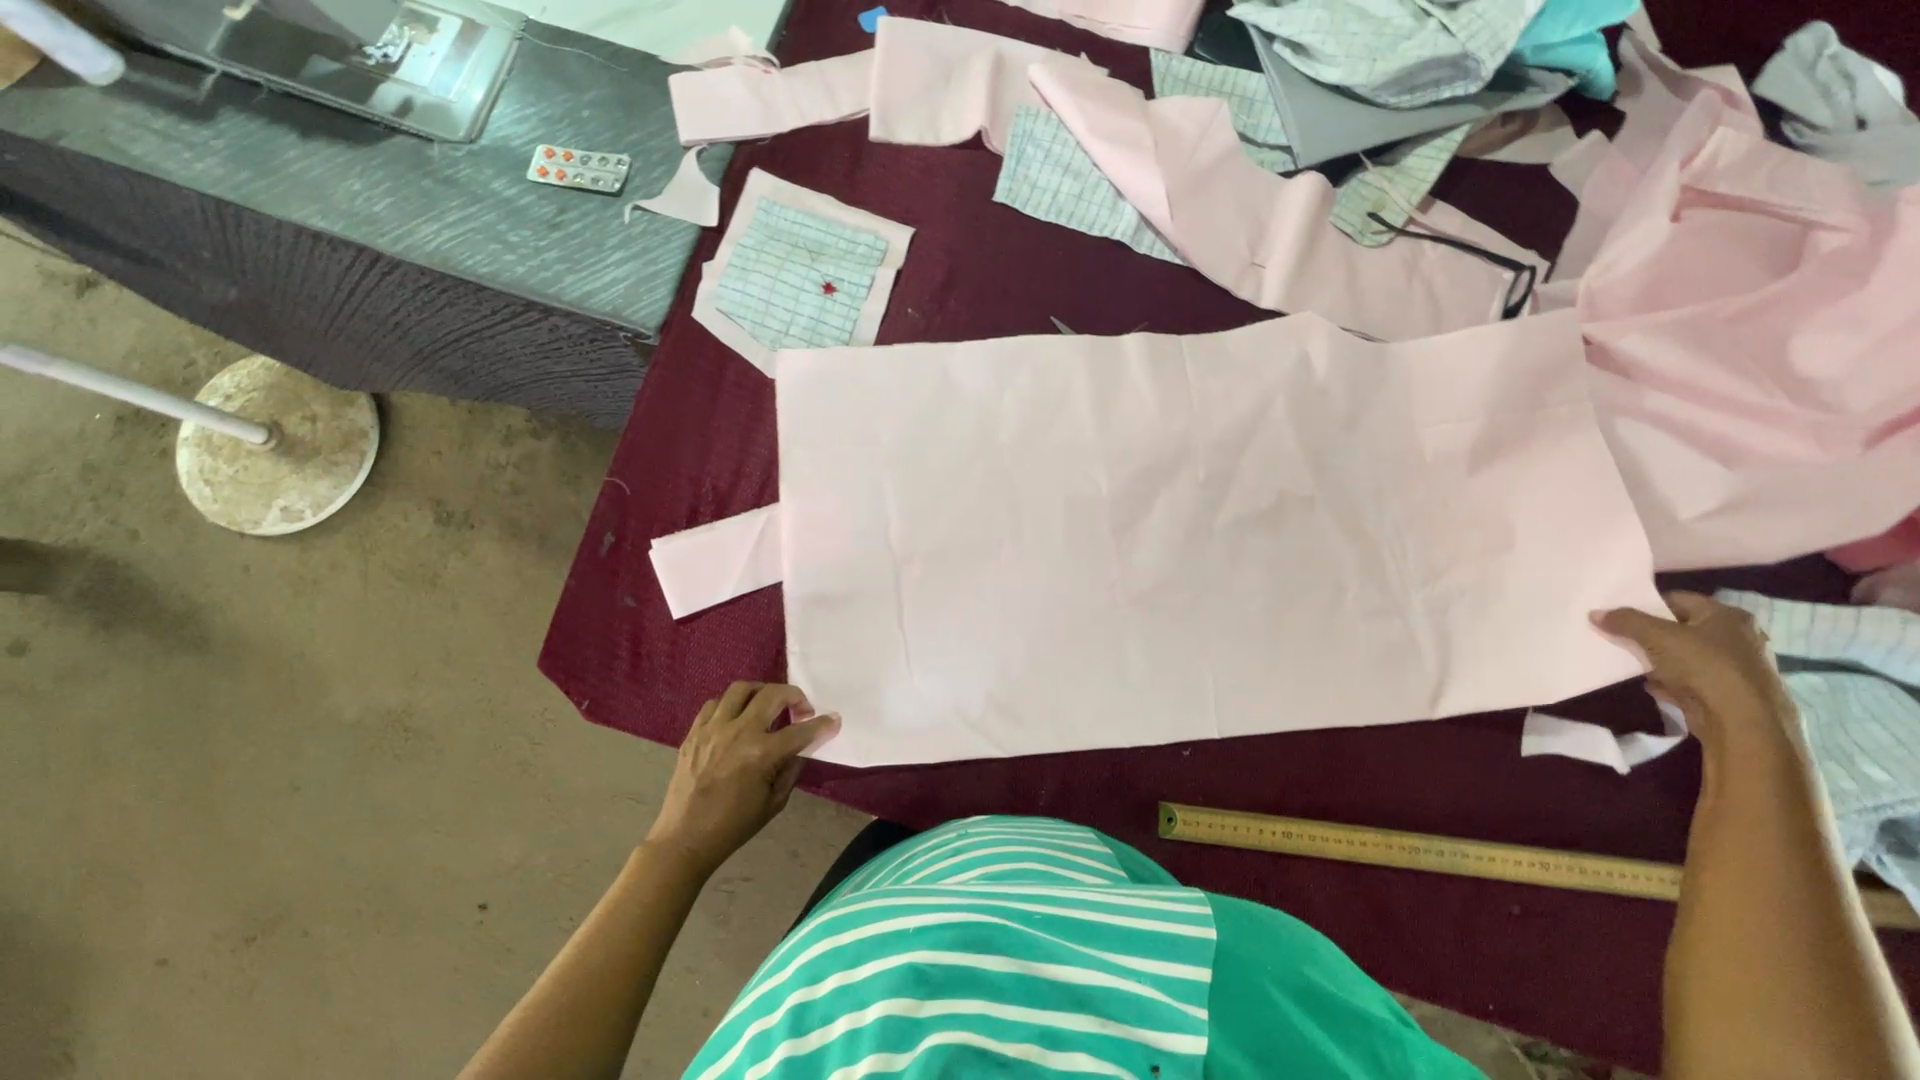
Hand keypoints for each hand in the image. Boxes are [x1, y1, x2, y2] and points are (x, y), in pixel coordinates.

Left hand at [645, 682, 840, 876]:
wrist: (685, 838)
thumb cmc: (734, 825)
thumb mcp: (774, 802)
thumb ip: (791, 768)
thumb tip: (801, 747)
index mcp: (761, 754)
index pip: (800, 731)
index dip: (822, 724)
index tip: (833, 720)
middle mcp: (738, 732)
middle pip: (772, 694)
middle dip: (794, 696)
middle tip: (800, 709)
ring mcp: (712, 729)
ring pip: (741, 689)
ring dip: (761, 691)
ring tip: (768, 704)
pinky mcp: (693, 733)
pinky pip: (714, 704)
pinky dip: (730, 705)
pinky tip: (736, 718)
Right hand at [1595, 592, 1797, 747]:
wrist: (1741, 721)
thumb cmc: (1704, 666)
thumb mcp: (1656, 637)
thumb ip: (1625, 622)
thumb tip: (1595, 613)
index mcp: (1727, 616)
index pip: (1678, 600)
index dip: (1647, 605)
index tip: (1621, 616)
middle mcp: (1738, 637)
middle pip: (1683, 629)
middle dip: (1652, 635)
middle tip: (1623, 639)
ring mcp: (1736, 667)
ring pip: (1686, 656)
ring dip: (1660, 660)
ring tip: (1632, 663)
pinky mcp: (1728, 693)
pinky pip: (1691, 680)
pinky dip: (1671, 682)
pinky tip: (1651, 686)